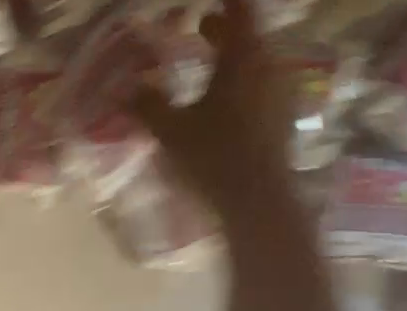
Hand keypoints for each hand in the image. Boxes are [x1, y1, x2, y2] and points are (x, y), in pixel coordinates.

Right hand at [133, 0, 297, 220]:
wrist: (255, 196)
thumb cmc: (211, 156)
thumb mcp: (169, 131)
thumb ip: (147, 104)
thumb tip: (125, 85)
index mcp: (243, 59)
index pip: (239, 13)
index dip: (225, 4)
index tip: (207, 3)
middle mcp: (268, 65)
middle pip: (248, 36)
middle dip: (223, 30)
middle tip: (201, 26)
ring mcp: (280, 90)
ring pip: (254, 62)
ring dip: (230, 59)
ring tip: (207, 67)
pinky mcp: (281, 115)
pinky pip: (258, 85)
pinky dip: (238, 82)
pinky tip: (221, 101)